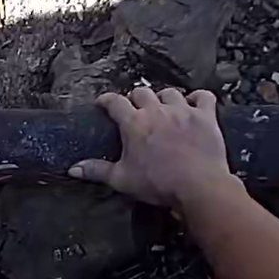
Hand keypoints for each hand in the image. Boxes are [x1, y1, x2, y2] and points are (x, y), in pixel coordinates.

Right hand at [69, 87, 240, 211]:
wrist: (198, 186)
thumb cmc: (157, 183)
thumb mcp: (122, 179)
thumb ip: (97, 170)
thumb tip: (73, 169)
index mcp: (134, 123)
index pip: (114, 101)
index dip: (106, 100)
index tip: (103, 103)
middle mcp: (157, 111)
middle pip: (142, 93)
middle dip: (136, 99)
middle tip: (135, 110)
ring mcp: (183, 111)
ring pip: (170, 92)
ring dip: (164, 98)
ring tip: (163, 107)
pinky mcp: (205, 116)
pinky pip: (203, 97)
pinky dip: (198, 98)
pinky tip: (193, 104)